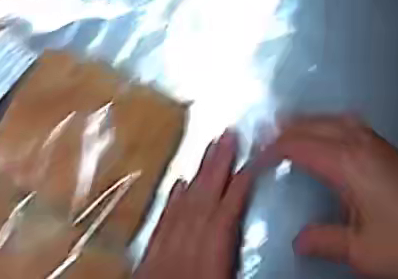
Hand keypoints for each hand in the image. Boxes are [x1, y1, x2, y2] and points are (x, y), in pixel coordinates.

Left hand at [136, 130, 255, 278]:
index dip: (241, 183)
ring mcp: (161, 258)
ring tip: (210, 146)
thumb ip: (237, 254)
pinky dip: (170, 202)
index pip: (227, 214)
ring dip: (198, 173)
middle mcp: (183, 254)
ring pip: (182, 207)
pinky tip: (178, 183)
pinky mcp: (144, 266)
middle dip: (218, 164)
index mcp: (209, 263)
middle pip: (203, 201)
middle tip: (228, 132)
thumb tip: (252, 224)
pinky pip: (159, 227)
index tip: (253, 157)